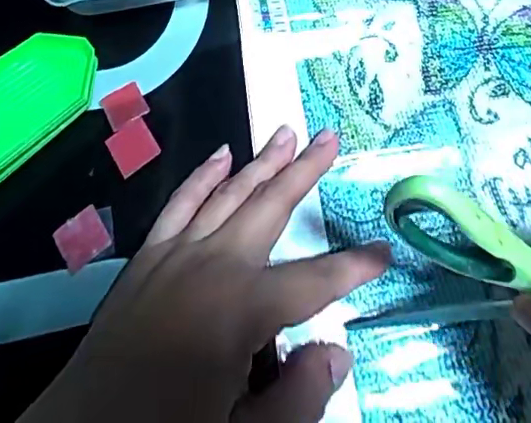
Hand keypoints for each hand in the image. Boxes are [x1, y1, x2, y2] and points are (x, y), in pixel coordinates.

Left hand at [20, 126, 389, 422]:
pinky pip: (180, 204)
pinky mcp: (146, 260)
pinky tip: (220, 156)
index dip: (354, 268)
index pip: (315, 281)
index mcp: (241, 309)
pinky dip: (202, 177)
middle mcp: (213, 266)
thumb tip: (338, 351)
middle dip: (304, 171)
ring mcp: (176, 256)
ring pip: (229, 194)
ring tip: (286, 133)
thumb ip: (296, 398)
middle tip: (330, 137)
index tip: (384, 253)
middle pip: (270, 206)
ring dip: (261, 162)